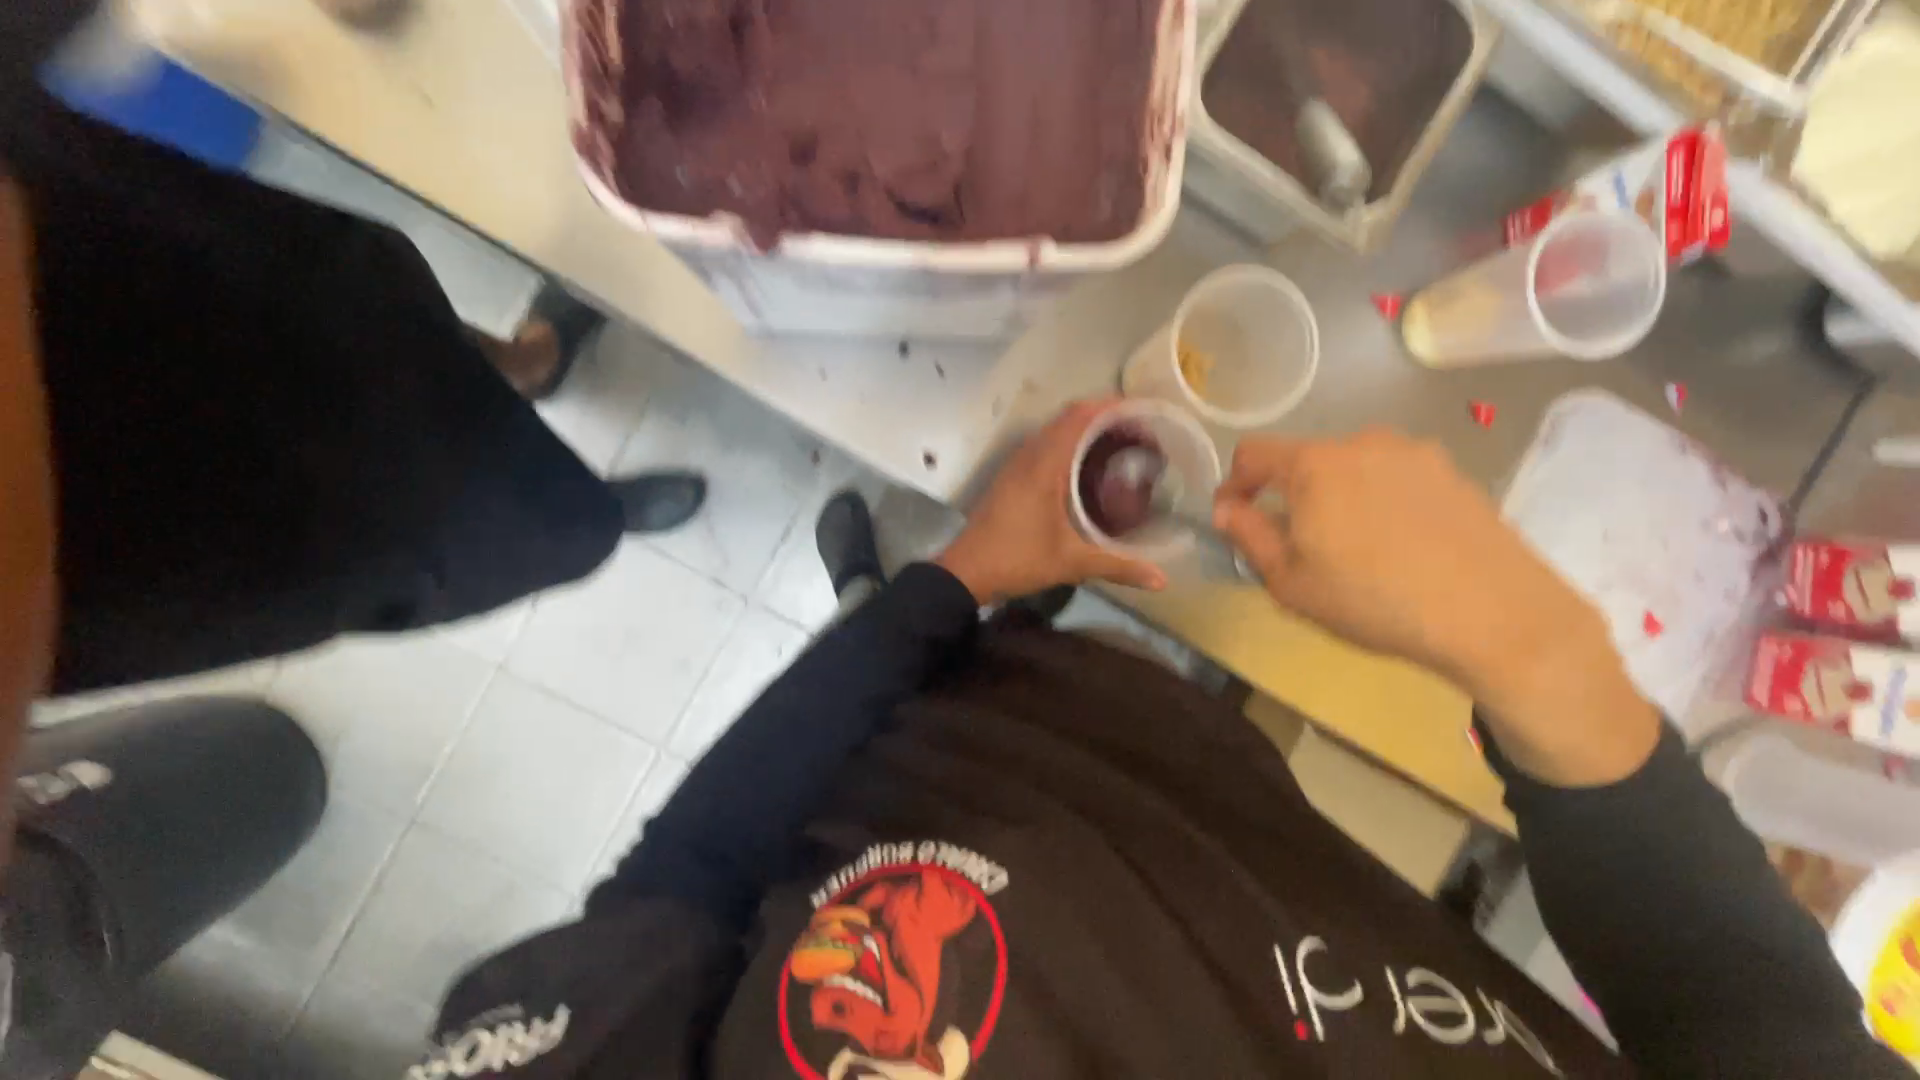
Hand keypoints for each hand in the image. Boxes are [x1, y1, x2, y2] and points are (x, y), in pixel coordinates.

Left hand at [935, 400, 1166, 604]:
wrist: (965, 572)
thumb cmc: (1017, 559)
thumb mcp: (1072, 563)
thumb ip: (1118, 566)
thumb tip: (1162, 580)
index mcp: (1044, 464)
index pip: (1079, 416)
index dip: (1111, 407)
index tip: (1143, 413)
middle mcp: (1029, 455)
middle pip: (1069, 418)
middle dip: (1105, 418)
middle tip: (1139, 433)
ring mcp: (1016, 464)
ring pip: (1055, 431)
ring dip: (1085, 431)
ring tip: (1120, 446)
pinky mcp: (1010, 476)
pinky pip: (1044, 446)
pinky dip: (1069, 445)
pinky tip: (1087, 469)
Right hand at [1213, 429, 1657, 786]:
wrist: (1497, 615)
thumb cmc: (1375, 601)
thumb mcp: (1291, 583)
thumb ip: (1249, 537)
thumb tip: (1225, 509)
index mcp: (1315, 464)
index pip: (1253, 454)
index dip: (1233, 484)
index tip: (1234, 519)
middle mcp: (1363, 443)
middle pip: (1305, 460)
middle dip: (1290, 497)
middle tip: (1299, 548)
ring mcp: (1415, 454)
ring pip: (1353, 469)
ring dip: (1337, 498)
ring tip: (1355, 551)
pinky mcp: (1454, 473)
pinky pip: (1395, 479)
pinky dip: (1381, 504)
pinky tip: (1400, 549)